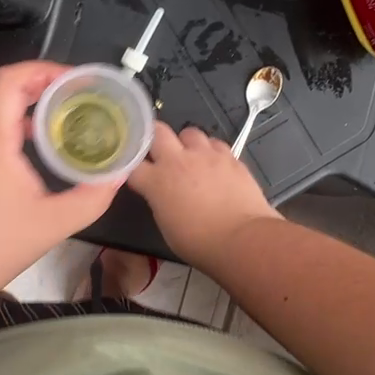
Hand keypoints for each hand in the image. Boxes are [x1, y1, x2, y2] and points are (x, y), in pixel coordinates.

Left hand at [0, 61, 120, 277]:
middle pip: (0, 84)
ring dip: (23, 97)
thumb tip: (119, 174)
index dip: (43, 70)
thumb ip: (92, 196)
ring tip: (59, 110)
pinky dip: (9, 115)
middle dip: (38, 81)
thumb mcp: (55, 222)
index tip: (75, 82)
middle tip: (74, 93)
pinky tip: (34, 137)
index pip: (10, 80)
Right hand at [126, 122, 279, 265]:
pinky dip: (211, 151)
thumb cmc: (200, 242)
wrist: (242, 238)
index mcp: (156, 181)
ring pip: (189, 132)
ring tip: (191, 157)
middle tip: (159, 152)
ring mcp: (206, 155)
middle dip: (154, 138)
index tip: (136, 172)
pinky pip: (215, 143)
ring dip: (186, 143)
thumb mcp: (166, 226)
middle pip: (157, 132)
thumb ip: (159, 202)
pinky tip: (215, 163)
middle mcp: (178, 160)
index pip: (132, 163)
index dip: (132, 166)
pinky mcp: (230, 157)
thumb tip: (162, 194)